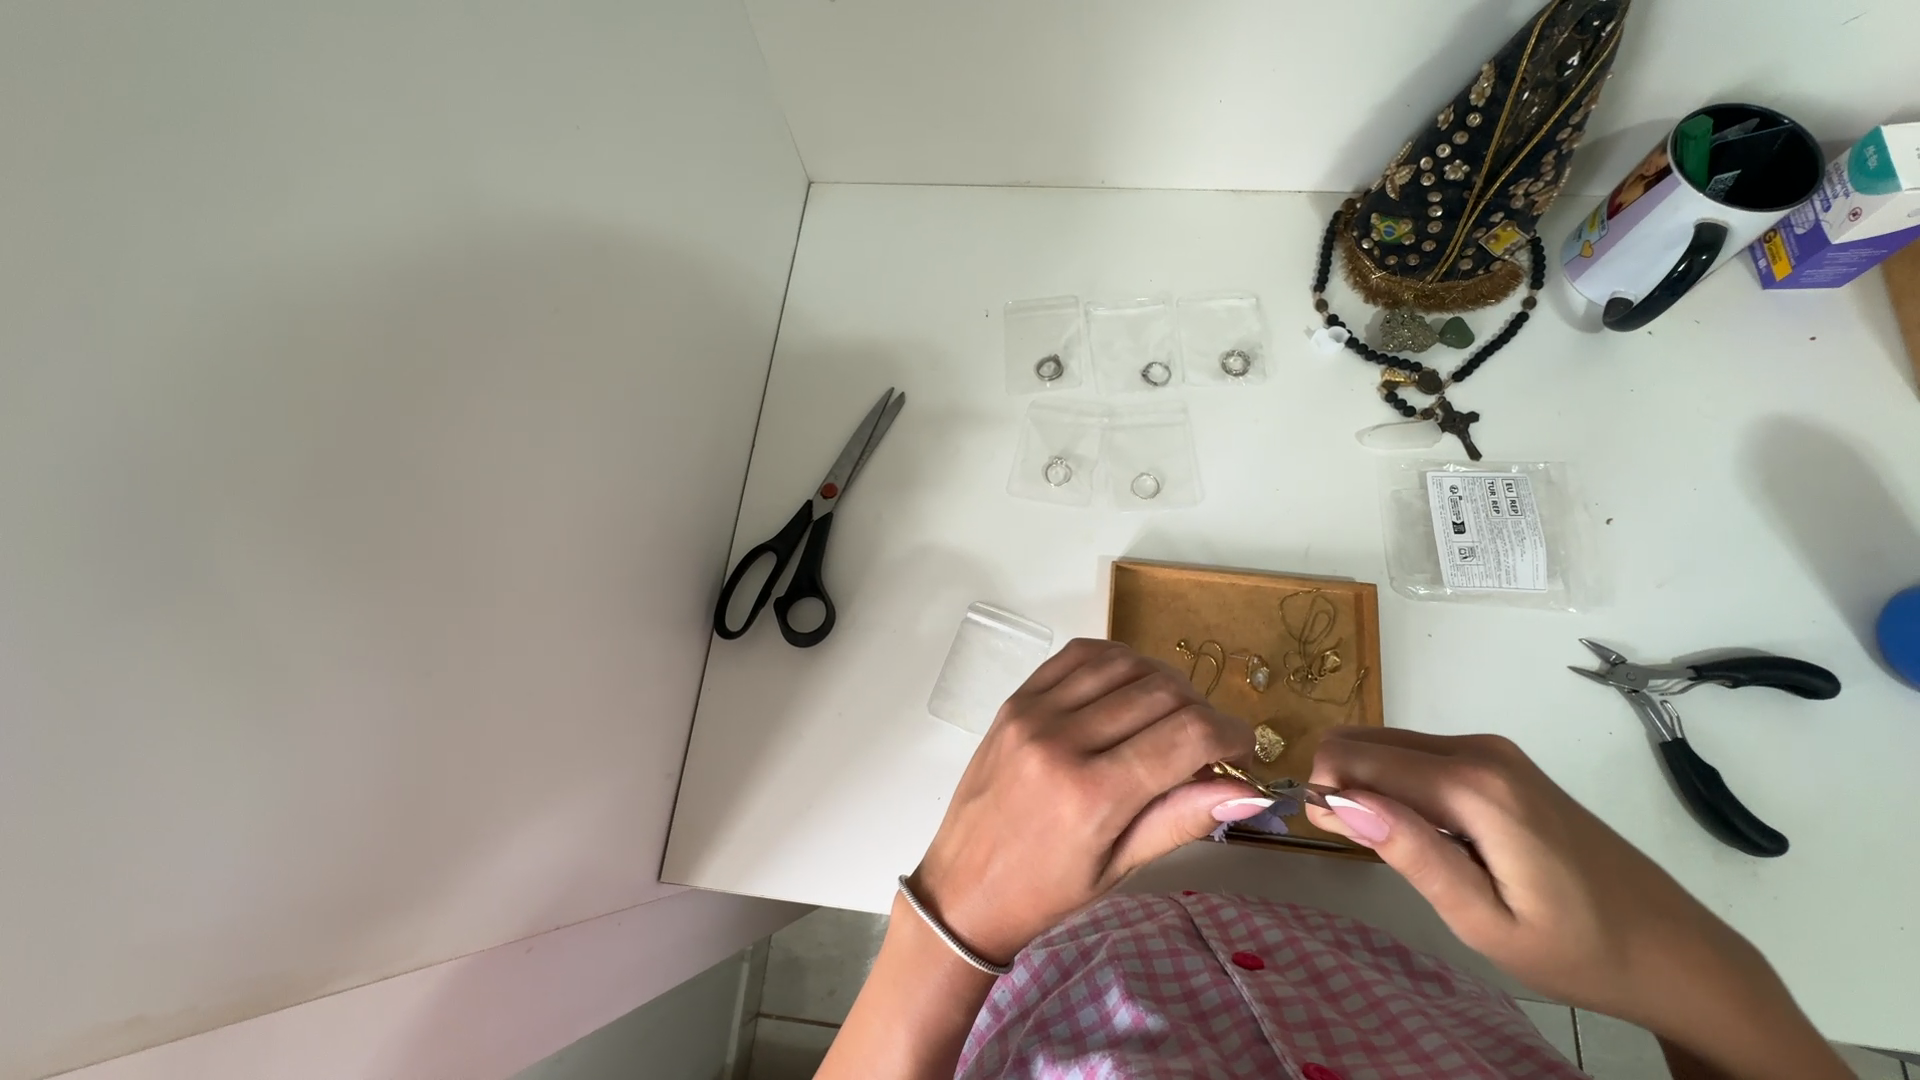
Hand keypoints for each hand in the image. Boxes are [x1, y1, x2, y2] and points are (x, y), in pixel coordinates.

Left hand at [911, 639, 1258, 963]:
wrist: (963, 888)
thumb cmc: (1044, 892)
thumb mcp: (1119, 868)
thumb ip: (1181, 819)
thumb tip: (1249, 792)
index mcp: (1092, 794)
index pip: (1188, 735)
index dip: (1231, 735)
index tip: (1240, 753)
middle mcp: (1062, 740)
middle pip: (1162, 691)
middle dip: (1202, 710)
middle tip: (1205, 741)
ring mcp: (1033, 712)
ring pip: (1124, 663)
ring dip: (1163, 681)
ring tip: (1169, 714)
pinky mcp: (1015, 699)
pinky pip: (1078, 655)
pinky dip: (1116, 661)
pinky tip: (1128, 687)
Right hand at [1304, 729, 1847, 1079]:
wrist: (1676, 951)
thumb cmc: (1576, 951)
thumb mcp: (1483, 922)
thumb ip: (1411, 854)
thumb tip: (1340, 799)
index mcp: (1473, 786)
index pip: (1355, 757)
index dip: (1324, 790)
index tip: (1331, 836)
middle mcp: (1478, 749)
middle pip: (1364, 741)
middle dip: (1341, 784)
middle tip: (1362, 847)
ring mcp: (1492, 750)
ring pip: (1386, 745)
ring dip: (1367, 785)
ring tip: (1394, 847)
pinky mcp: (1500, 761)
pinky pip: (1417, 755)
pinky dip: (1396, 783)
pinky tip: (1424, 832)